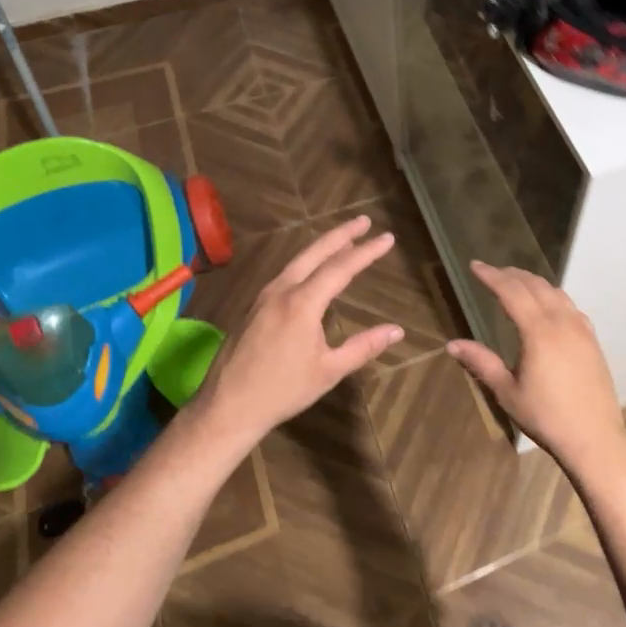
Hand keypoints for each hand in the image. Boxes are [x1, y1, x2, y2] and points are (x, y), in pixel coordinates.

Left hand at [180, 217, 401, 450]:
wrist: (227, 406)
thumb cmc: (282, 390)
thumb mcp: (329, 370)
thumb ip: (364, 347)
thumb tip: (397, 330)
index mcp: (302, 303)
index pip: (341, 267)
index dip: (366, 251)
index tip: (387, 238)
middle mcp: (282, 290)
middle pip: (315, 252)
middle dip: (342, 234)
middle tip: (364, 220)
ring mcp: (264, 297)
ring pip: (298, 261)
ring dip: (323, 247)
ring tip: (343, 240)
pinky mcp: (254, 306)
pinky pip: (286, 273)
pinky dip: (306, 263)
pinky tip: (312, 270)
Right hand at [446, 262, 625, 466]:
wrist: (594, 437)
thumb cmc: (546, 417)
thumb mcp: (508, 391)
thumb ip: (481, 363)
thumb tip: (452, 344)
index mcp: (539, 331)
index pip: (512, 292)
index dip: (492, 276)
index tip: (475, 266)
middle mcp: (562, 322)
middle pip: (535, 286)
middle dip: (512, 275)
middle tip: (492, 272)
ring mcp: (582, 329)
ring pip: (556, 292)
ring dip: (534, 283)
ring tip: (516, 283)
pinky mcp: (592, 340)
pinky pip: (571, 306)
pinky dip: (553, 296)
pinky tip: (548, 306)